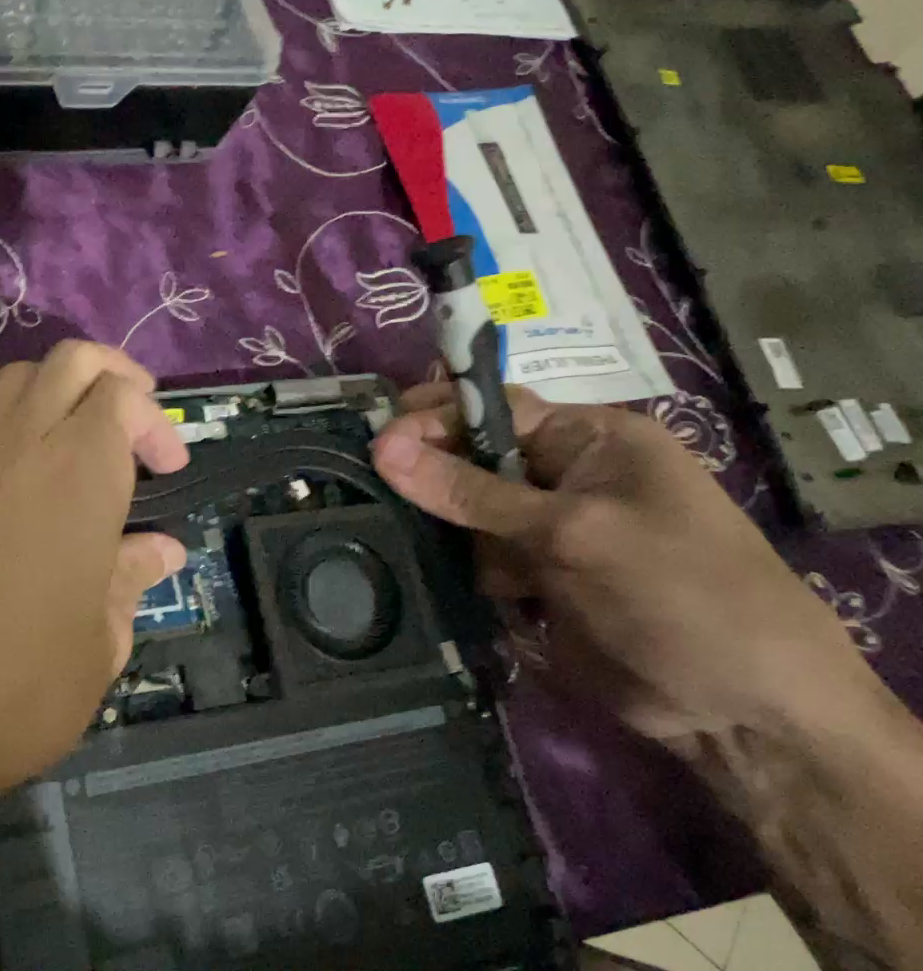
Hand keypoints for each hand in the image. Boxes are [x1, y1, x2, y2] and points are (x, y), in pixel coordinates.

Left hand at [0, 342, 189, 810]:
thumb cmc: (13, 684)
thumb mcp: (98, 648)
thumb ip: (129, 584)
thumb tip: (158, 551)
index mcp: (82, 476)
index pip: (124, 399)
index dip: (156, 426)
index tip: (169, 474)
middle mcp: (22, 444)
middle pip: (71, 362)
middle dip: (114, 378)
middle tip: (132, 430)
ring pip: (12, 374)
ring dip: (52, 385)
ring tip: (72, 431)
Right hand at [370, 383, 876, 743]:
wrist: (740, 708)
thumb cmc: (677, 591)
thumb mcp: (573, 532)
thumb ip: (472, 492)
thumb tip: (380, 447)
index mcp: (592, 441)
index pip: (493, 409)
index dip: (434, 419)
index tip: (378, 444)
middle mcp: (565, 478)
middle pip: (469, 460)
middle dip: (433, 481)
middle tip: (384, 499)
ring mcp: (547, 531)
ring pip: (462, 514)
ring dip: (447, 535)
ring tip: (439, 556)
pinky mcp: (532, 579)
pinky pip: (472, 558)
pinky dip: (461, 571)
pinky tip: (465, 588)